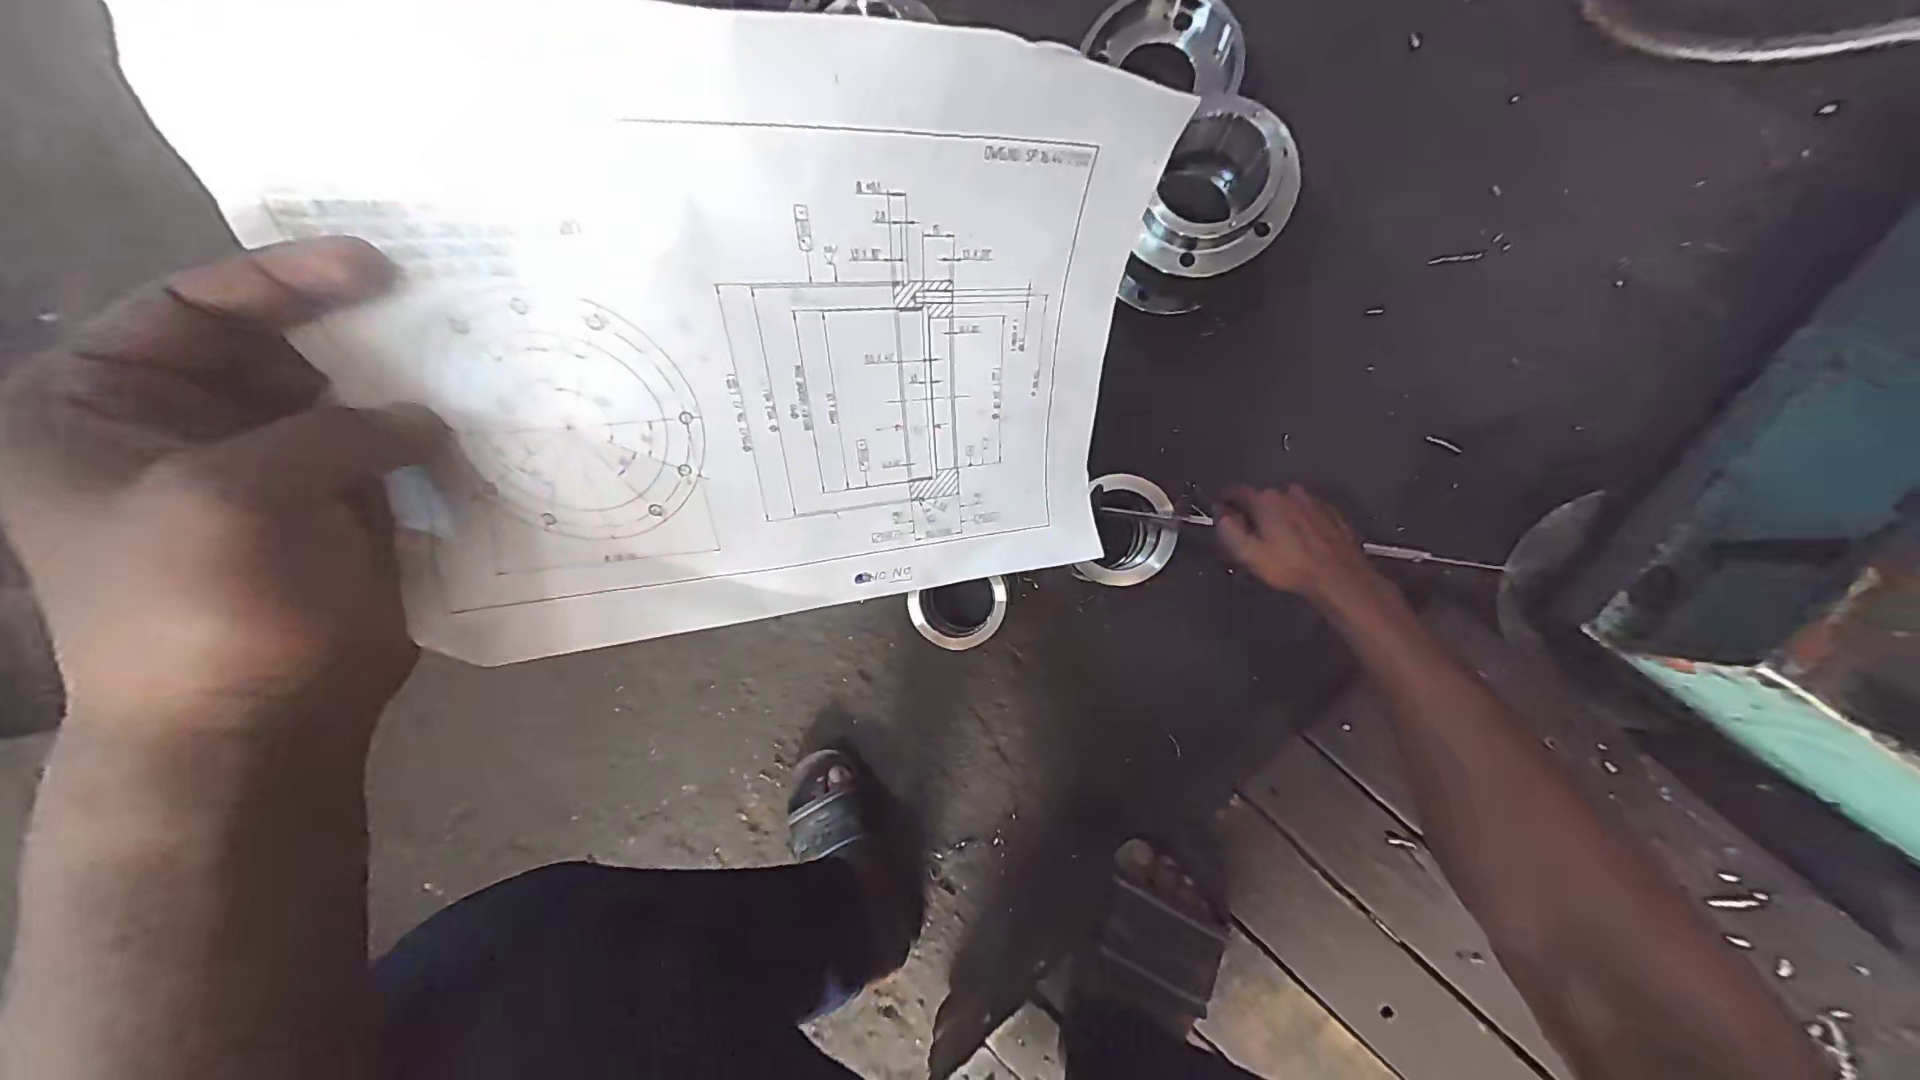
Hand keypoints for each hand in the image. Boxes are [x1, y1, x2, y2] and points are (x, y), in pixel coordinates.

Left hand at [0, 238, 444, 734]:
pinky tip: (480, 426)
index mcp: (108, 407)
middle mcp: (198, 427)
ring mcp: (286, 470)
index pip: (194, 309)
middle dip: (363, 332)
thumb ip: (331, 435)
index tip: (375, 267)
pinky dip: (437, 439)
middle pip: (289, 350)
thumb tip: (428, 418)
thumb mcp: (229, 496)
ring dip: (412, 386)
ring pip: (356, 403)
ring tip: (478, 363)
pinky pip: (398, 452)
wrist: (260, 714)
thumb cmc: (200, 607)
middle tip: (445, 310)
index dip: (282, 279)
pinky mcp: (354, 507)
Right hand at [1216, 484, 1381, 606]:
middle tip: (1251, 537)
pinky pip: (1305, 512)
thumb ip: (1228, 529)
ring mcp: (1313, 501)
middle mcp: (1289, 493)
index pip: (1235, 491)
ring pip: (1285, 504)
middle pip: (1261, 498)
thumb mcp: (1248, 553)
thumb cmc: (1289, 566)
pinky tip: (1301, 541)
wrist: (1340, 577)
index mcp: (1265, 500)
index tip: (1222, 516)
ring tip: (1277, 540)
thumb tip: (1221, 513)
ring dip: (1277, 516)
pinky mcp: (1331, 513)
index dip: (1224, 502)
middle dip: (1252, 513)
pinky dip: (1298, 521)